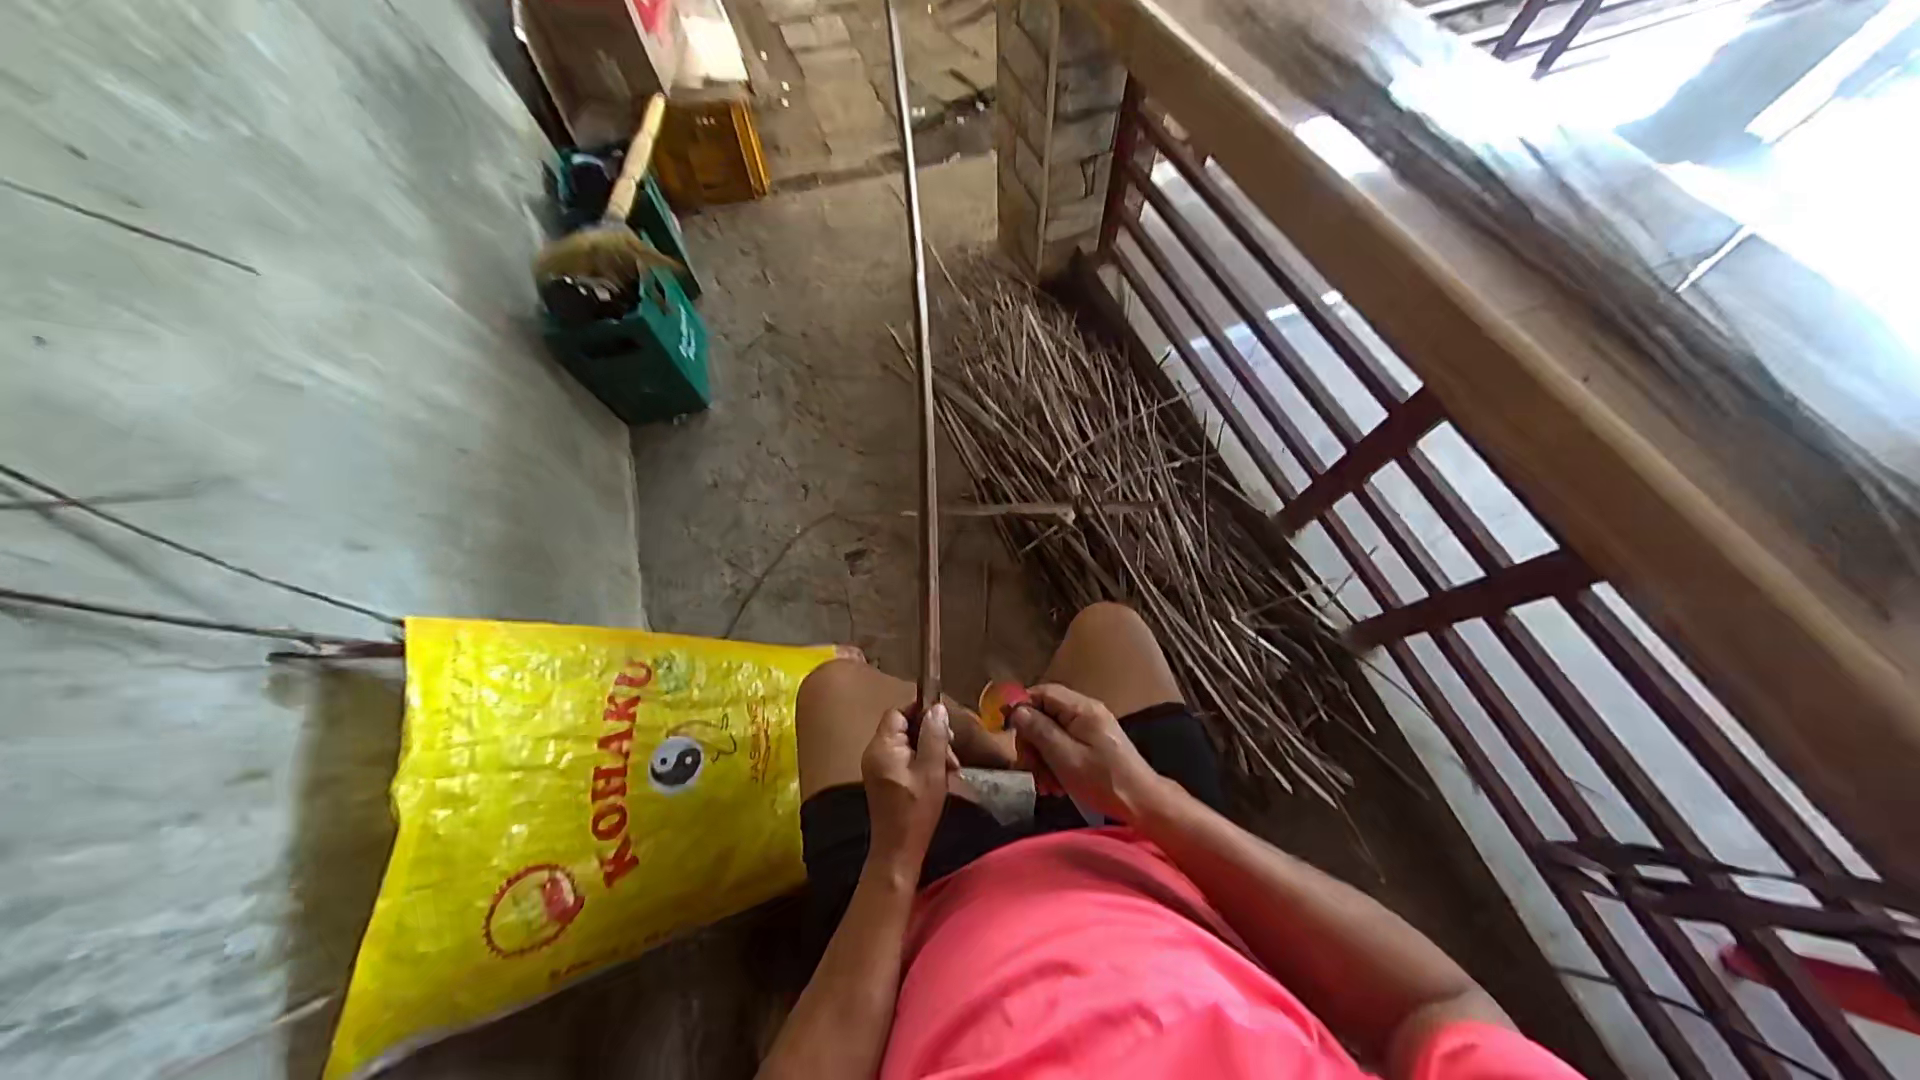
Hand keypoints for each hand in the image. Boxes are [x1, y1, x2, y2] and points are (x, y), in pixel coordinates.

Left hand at [861, 703, 957, 875]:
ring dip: (928, 750)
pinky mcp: (882, 778)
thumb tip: (937, 708)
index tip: (944, 723)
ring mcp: (876, 766)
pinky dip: (920, 762)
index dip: (920, 711)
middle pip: (902, 726)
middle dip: (929, 734)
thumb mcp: (932, 769)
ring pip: (906, 743)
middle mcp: (874, 751)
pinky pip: (902, 758)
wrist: (898, 850)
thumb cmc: (916, 809)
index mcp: (882, 745)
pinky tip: (937, 776)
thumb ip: (934, 735)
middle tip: (950, 752)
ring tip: (948, 767)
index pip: (898, 712)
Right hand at [1007, 684, 1172, 821]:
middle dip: (1032, 741)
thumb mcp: (1064, 756)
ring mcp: (1092, 729)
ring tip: (1045, 784)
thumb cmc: (1102, 779)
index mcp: (1081, 708)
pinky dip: (1056, 763)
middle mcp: (1087, 712)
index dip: (1021, 708)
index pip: (1042, 693)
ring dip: (1043, 757)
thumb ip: (1039, 730)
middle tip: (1029, 768)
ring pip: (1053, 733)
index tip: (1008, 732)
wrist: (1142, 803)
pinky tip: (1056, 786)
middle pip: (1045, 714)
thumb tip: (1017, 710)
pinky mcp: (1095, 745)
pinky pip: (1066, 746)